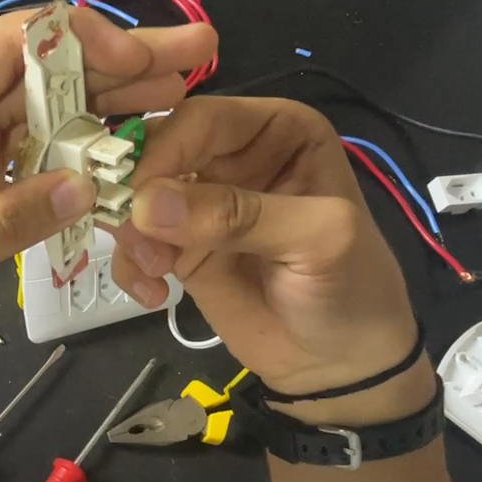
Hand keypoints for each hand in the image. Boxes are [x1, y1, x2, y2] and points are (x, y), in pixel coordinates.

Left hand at [0, 6, 216, 361]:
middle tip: (194, 61)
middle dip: (115, 66)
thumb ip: (2, 223)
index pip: (8, 48)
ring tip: (177, 102)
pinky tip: (125, 162)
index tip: (138, 62)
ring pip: (44, 119)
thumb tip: (88, 186)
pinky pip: (32, 167)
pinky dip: (77, 164)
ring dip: (106, 110)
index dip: (79, 41)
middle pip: (39, 77)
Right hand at [110, 97, 425, 417]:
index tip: (139, 200)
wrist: (339, 361)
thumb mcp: (316, 238)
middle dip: (136, 196)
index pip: (199, 120)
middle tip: (138, 241)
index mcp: (275, 132)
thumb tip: (145, 205)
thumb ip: (238, 215)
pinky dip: (130, 267)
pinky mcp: (177, 249)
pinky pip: (132, 244)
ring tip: (155, 273)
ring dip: (132, 236)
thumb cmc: (351, 287)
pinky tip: (155, 295)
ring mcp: (198, 206)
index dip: (162, 151)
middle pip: (155, 154)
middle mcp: (231, 159)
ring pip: (134, 199)